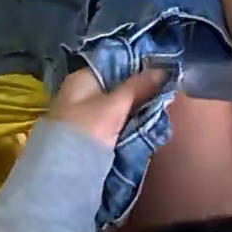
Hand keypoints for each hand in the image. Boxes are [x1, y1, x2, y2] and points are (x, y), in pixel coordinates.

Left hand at [50, 66, 167, 147]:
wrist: (67, 167)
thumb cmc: (88, 127)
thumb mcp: (116, 104)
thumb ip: (138, 86)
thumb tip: (163, 69)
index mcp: (82, 78)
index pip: (114, 64)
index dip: (136, 65)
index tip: (160, 67)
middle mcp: (82, 92)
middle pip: (116, 84)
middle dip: (139, 86)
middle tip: (164, 85)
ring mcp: (86, 112)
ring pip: (118, 102)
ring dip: (136, 103)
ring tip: (161, 99)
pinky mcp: (92, 131)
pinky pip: (116, 117)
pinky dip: (129, 116)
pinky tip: (147, 116)